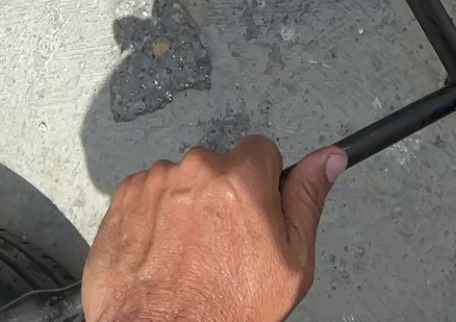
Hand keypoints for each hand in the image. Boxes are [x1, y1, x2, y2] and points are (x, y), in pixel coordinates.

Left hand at [82, 137, 345, 321]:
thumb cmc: (225, 310)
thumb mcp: (290, 264)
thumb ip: (307, 199)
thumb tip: (329, 159)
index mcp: (241, 178)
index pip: (260, 149)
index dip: (262, 182)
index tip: (255, 210)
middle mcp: (197, 168)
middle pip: (220, 165)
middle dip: (224, 195)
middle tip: (224, 244)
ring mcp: (157, 180)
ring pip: (184, 179)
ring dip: (188, 205)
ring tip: (190, 254)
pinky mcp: (126, 196)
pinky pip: (150, 192)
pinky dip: (156, 216)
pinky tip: (163, 251)